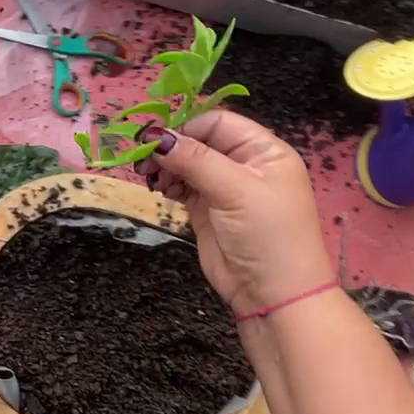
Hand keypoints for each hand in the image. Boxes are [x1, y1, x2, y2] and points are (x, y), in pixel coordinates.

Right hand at [134, 110, 333, 316]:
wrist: (271, 291)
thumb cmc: (267, 235)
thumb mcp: (235, 190)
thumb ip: (195, 160)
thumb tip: (156, 137)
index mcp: (263, 151)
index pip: (218, 123)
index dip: (185, 127)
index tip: (153, 141)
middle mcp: (244, 164)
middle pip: (198, 141)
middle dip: (170, 147)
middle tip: (142, 160)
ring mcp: (224, 187)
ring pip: (186, 164)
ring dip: (165, 167)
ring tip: (148, 178)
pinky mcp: (207, 209)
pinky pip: (182, 185)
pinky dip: (167, 184)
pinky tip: (158, 189)